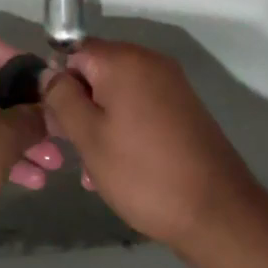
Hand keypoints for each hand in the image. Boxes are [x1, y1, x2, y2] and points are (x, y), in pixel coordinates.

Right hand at [41, 38, 265, 247]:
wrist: (219, 215)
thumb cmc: (143, 174)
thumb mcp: (88, 137)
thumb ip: (61, 97)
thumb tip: (48, 73)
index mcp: (123, 60)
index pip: (72, 52)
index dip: (58, 84)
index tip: (56, 120)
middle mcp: (150, 62)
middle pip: (96, 72)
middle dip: (80, 106)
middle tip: (72, 149)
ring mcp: (172, 85)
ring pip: (117, 94)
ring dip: (100, 123)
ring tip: (95, 169)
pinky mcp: (185, 109)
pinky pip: (141, 108)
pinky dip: (125, 129)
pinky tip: (121, 166)